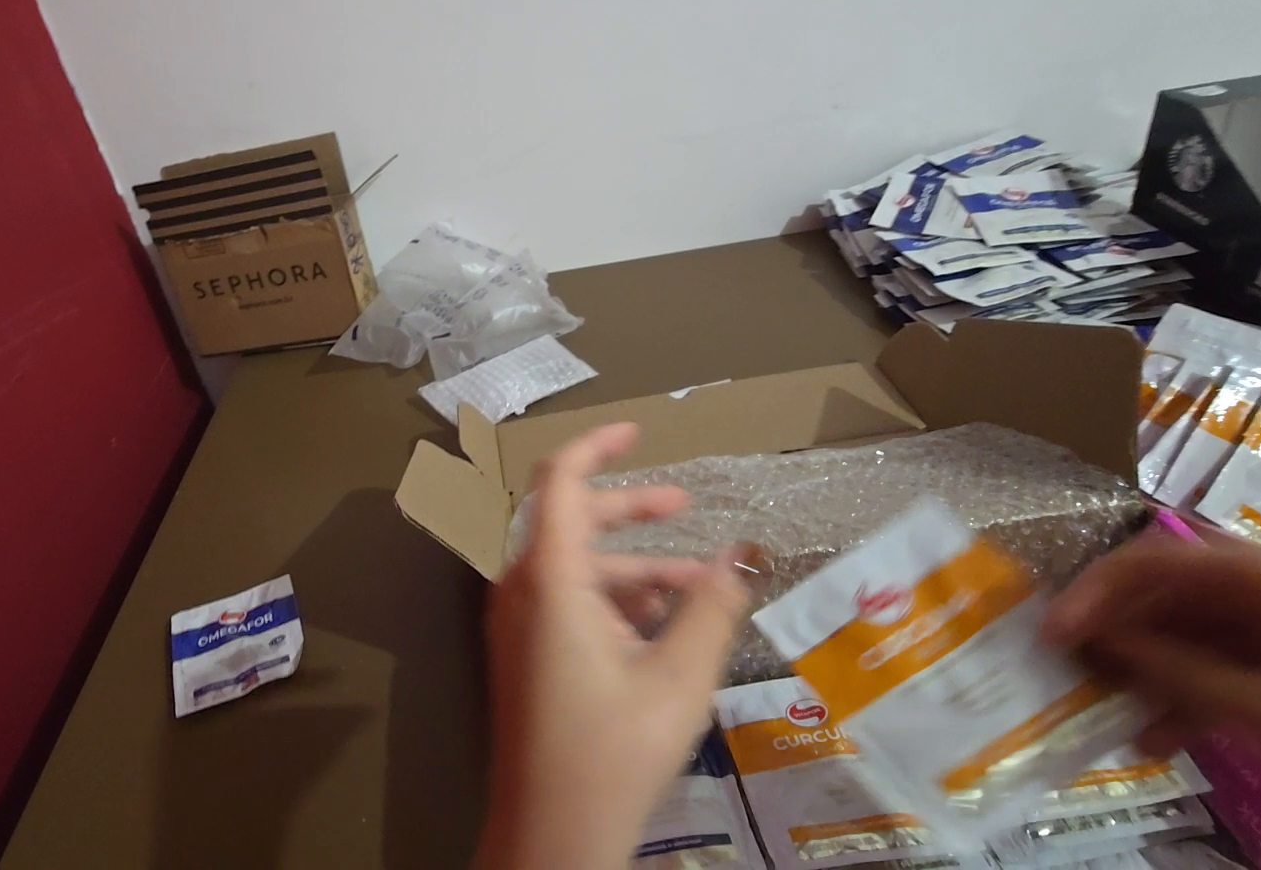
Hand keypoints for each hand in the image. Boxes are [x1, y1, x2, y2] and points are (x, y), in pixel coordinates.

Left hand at [473, 423, 756, 869]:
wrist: (549, 835)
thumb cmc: (611, 751)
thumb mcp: (676, 677)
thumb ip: (710, 608)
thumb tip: (742, 557)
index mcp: (548, 576)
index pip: (559, 479)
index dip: (596, 445)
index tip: (636, 430)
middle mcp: (522, 587)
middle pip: (573, 520)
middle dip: (632, 510)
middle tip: (685, 506)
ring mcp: (518, 621)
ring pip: (577, 568)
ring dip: (635, 568)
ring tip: (700, 587)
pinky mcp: (524, 652)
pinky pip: (567, 602)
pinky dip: (613, 600)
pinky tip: (663, 625)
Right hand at [1043, 535, 1260, 819]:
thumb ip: (1178, 670)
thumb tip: (1098, 640)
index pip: (1153, 561)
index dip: (1093, 592)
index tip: (1054, 632)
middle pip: (1166, 594)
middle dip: (1117, 634)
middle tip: (1072, 670)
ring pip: (1189, 632)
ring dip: (1147, 672)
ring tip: (1113, 711)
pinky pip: (1223, 663)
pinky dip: (1188, 694)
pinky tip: (1160, 735)